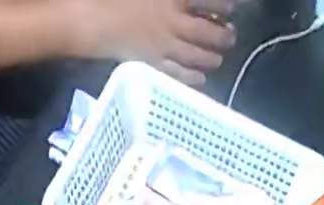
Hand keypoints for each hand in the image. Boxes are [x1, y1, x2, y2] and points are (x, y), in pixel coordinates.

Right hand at [71, 0, 236, 85]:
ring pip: (195, 55)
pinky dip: (192, 79)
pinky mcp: (153, 65)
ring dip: (211, 57)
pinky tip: (201, 79)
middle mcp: (172, 23)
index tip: (231, 7)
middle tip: (231, 37)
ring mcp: (164, 47)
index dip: (222, 3)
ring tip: (219, 59)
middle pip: (205, 31)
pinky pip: (178, 75)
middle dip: (222, 35)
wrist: (92, 19)